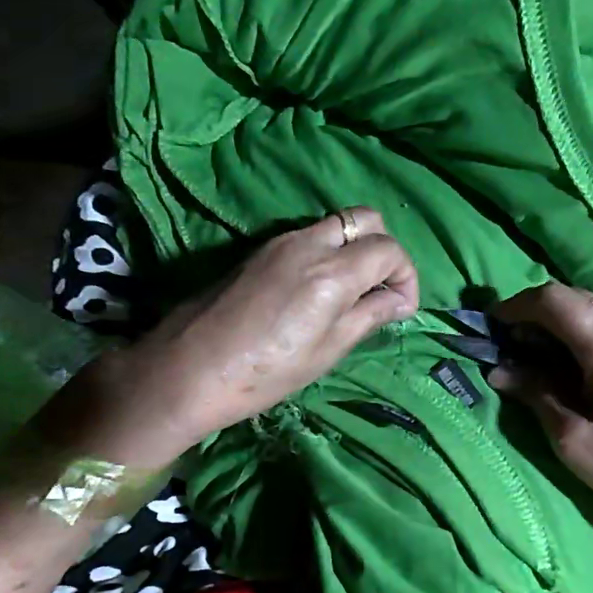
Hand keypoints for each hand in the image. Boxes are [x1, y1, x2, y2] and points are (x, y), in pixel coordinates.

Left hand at [52, 207, 418, 466]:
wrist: (187, 369)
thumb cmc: (263, 374)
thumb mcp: (326, 352)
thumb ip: (368, 316)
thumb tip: (399, 300)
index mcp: (331, 273)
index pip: (388, 250)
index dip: (406, 276)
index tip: (400, 308)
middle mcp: (308, 243)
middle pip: (366, 219)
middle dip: (384, 249)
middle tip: (378, 290)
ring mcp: (280, 242)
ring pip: (336, 224)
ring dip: (354, 249)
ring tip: (348, 295)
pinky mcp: (259, 250)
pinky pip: (308, 236)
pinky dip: (327, 252)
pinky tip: (315, 292)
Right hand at [488, 283, 592, 535]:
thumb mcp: (572, 438)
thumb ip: (534, 393)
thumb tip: (497, 369)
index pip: (557, 301)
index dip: (517, 306)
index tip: (490, 326)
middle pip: (574, 297)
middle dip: (534, 311)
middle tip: (507, 343)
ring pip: (591, 306)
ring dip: (556, 320)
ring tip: (531, 353)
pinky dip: (577, 329)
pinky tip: (565, 360)